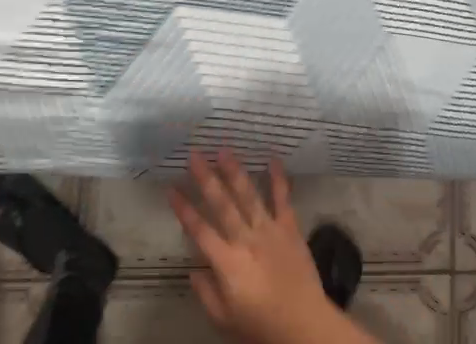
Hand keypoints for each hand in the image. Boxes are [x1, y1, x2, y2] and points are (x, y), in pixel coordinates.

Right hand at [170, 150, 369, 343]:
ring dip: (235, 172)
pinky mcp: (290, 229)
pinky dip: (278, 178)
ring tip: (224, 150)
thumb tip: (193, 271)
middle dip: (207, 178)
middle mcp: (246, 240)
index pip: (199, 231)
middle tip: (195, 154)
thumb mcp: (224, 319)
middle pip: (222, 205)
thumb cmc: (261, 325)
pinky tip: (273, 158)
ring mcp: (269, 231)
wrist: (304, 325)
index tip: (171, 188)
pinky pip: (283, 200)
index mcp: (227, 262)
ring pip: (249, 196)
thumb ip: (206, 294)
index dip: (183, 210)